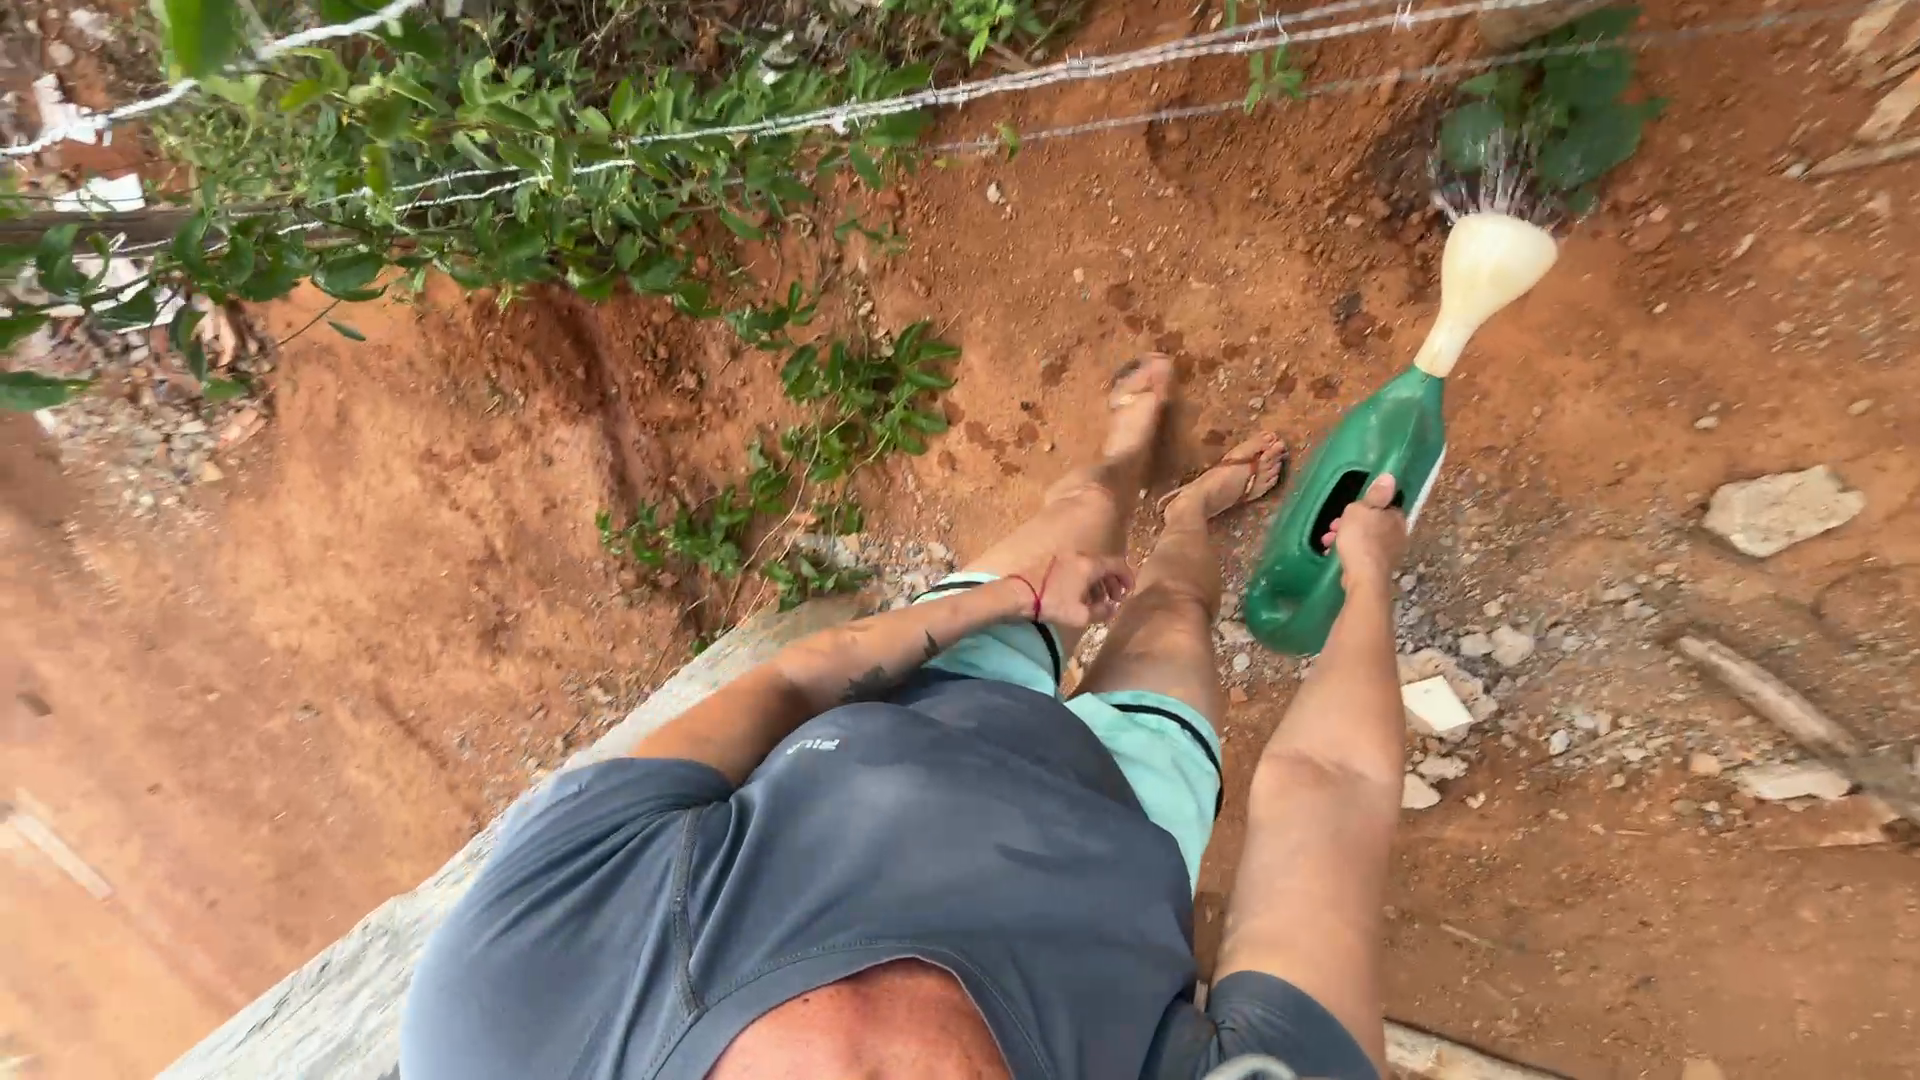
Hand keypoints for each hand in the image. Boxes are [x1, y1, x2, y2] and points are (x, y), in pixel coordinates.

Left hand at [1003, 553, 1134, 630]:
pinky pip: (1075, 568)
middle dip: (1112, 582)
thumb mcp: (1080, 615)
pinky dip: (1083, 580)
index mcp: (1090, 565)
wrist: (1016, 594)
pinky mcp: (1051, 562)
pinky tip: (1079, 596)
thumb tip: (1112, 608)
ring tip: (1098, 601)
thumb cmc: (1051, 603)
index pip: (1118, 565)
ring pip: (1088, 567)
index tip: (1129, 591)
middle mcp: (1079, 556)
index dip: (1127, 577)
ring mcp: (1064, 557)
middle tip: (1115, 599)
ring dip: (1097, 582)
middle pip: (1103, 566)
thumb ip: (1101, 612)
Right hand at [1321, 474, 1408, 595]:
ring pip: (1366, 539)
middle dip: (1351, 523)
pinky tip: (1334, 555)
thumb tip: (1390, 476)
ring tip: (1327, 542)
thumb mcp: (1361, 510)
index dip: (1364, 506)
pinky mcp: (1378, 568)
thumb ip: (1374, 494)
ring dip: (1346, 537)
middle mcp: (1398, 534)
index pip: (1384, 506)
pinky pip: (1362, 554)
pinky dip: (1349, 551)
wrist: (1364, 576)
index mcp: (1396, 518)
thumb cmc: (1361, 538)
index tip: (1347, 510)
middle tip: (1333, 526)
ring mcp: (1389, 553)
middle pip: (1373, 523)